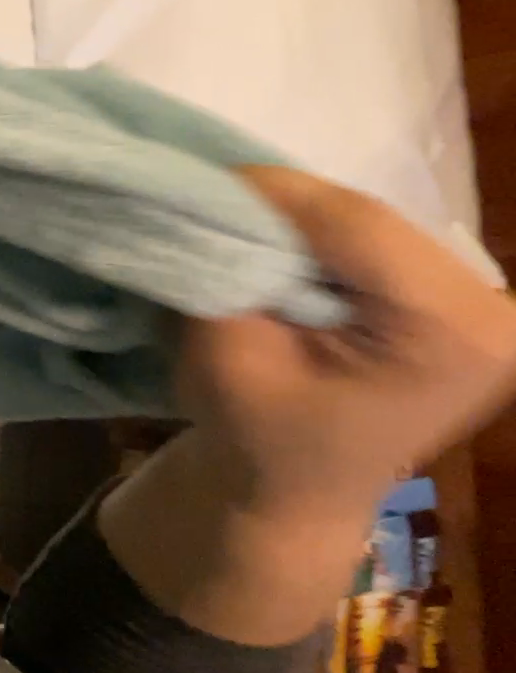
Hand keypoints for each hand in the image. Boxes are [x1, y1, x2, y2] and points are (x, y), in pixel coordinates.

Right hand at [178, 165, 515, 523]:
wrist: (291, 489)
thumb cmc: (255, 434)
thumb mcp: (223, 354)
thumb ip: (220, 276)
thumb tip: (199, 205)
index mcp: (452, 331)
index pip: (356, 223)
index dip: (265, 193)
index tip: (186, 183)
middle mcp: (488, 306)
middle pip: (364, 216)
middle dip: (272, 204)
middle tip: (196, 205)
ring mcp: (475, 300)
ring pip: (361, 219)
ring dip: (284, 218)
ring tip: (222, 228)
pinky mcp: (444, 297)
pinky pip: (363, 239)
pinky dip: (302, 235)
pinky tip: (263, 252)